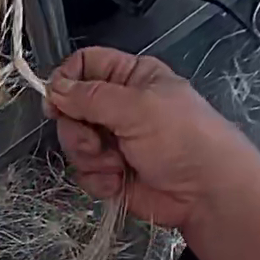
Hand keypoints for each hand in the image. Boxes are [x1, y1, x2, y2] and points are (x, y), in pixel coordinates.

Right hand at [44, 47, 259, 228]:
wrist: (205, 193)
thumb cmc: (181, 139)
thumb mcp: (136, 108)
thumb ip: (90, 96)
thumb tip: (54, 88)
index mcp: (130, 79)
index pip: (85, 66)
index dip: (65, 82)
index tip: (55, 103)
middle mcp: (118, 108)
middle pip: (72, 110)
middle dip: (78, 130)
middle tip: (97, 142)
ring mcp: (114, 142)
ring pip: (76, 144)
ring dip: (91, 157)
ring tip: (117, 165)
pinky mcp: (112, 173)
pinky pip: (86, 173)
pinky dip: (99, 180)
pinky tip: (119, 183)